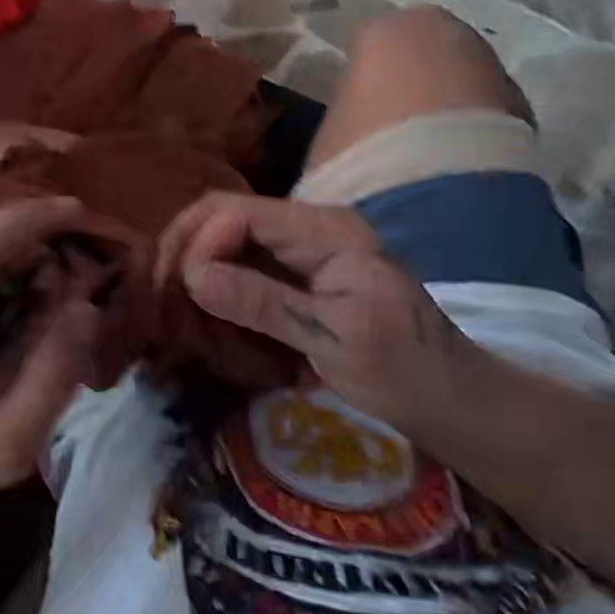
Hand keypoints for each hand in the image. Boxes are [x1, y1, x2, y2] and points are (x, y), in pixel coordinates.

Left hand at [0, 197, 103, 506]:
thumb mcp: (12, 439)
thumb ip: (52, 375)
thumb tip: (86, 307)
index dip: (27, 218)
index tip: (77, 209)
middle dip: (35, 226)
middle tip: (87, 242)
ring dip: (24, 243)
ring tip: (67, 273)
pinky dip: (7, 258)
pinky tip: (34, 288)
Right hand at [154, 192, 479, 425]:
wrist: (455, 402)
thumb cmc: (405, 371)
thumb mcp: (334, 339)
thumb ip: (262, 302)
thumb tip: (193, 276)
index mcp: (325, 230)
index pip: (237, 211)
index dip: (202, 243)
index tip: (187, 290)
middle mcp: (308, 226)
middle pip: (223, 214)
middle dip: (185, 246)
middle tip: (159, 288)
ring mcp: (301, 247)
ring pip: (225, 234)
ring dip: (193, 260)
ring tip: (171, 295)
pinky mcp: (295, 271)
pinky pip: (239, 258)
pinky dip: (212, 277)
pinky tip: (199, 303)